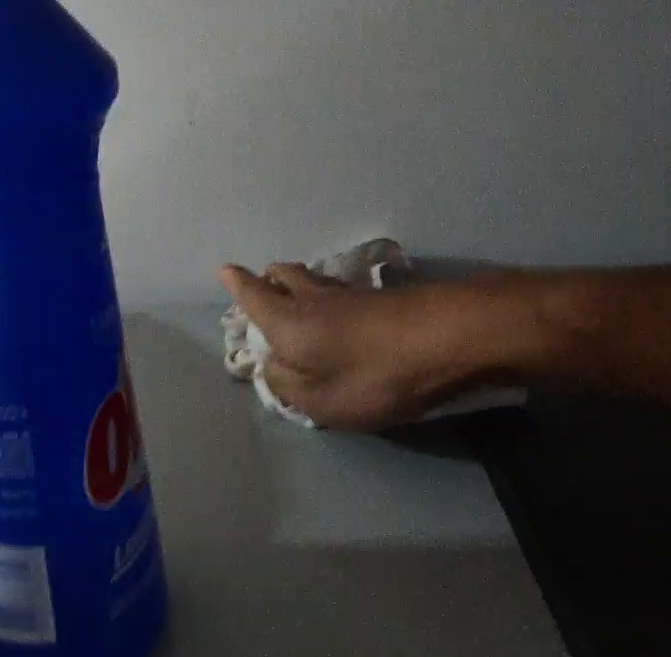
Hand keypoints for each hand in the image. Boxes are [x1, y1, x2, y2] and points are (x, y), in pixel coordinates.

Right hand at [217, 262, 481, 430]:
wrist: (444, 338)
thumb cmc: (373, 376)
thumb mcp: (321, 401)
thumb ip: (287, 384)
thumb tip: (271, 364)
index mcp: (288, 321)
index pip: (253, 295)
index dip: (238, 284)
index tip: (225, 270)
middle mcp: (312, 297)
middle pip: (283, 275)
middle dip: (267, 279)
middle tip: (263, 288)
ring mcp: (349, 293)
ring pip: (311, 278)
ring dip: (297, 283)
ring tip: (294, 296)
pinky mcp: (379, 297)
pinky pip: (338, 289)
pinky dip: (326, 293)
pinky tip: (338, 311)